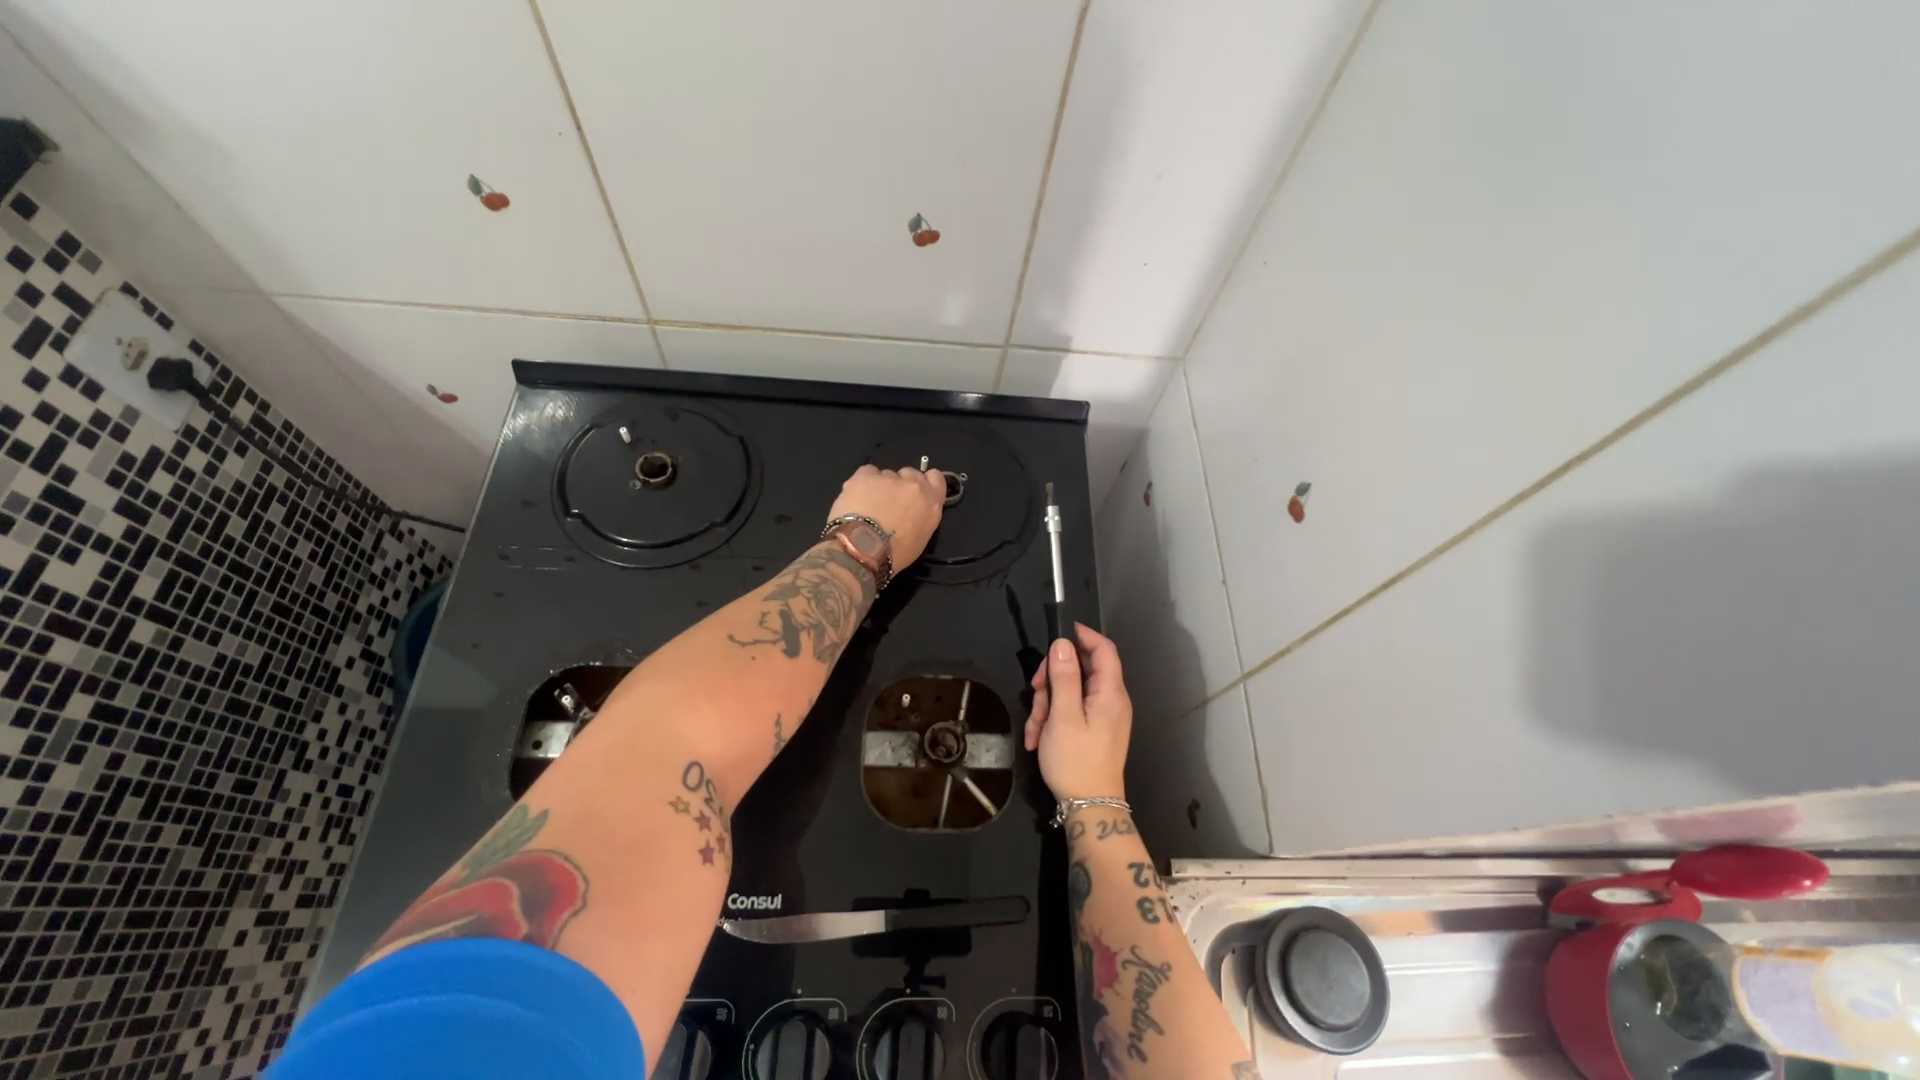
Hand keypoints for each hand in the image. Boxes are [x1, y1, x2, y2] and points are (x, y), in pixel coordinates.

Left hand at [827, 464, 946, 569]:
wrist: (862, 549)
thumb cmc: (894, 554)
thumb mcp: (920, 538)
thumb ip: (922, 516)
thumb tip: (914, 510)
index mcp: (931, 501)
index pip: (936, 478)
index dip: (925, 483)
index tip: (916, 494)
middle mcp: (913, 484)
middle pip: (910, 474)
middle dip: (901, 486)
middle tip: (890, 504)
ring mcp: (889, 477)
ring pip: (886, 475)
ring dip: (880, 487)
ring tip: (868, 506)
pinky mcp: (866, 475)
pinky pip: (867, 473)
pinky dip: (863, 483)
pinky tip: (857, 498)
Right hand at [1022, 623, 1131, 800]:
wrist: (1089, 806)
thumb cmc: (1076, 760)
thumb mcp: (1062, 716)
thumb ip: (1063, 677)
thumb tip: (1063, 644)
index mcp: (1110, 693)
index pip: (1104, 649)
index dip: (1083, 636)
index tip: (1059, 633)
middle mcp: (1111, 701)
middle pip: (1080, 670)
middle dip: (1052, 679)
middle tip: (1035, 693)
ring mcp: (1102, 717)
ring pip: (1069, 693)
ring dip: (1047, 706)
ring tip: (1036, 730)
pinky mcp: (1093, 731)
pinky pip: (1070, 713)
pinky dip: (1052, 721)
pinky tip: (1039, 740)